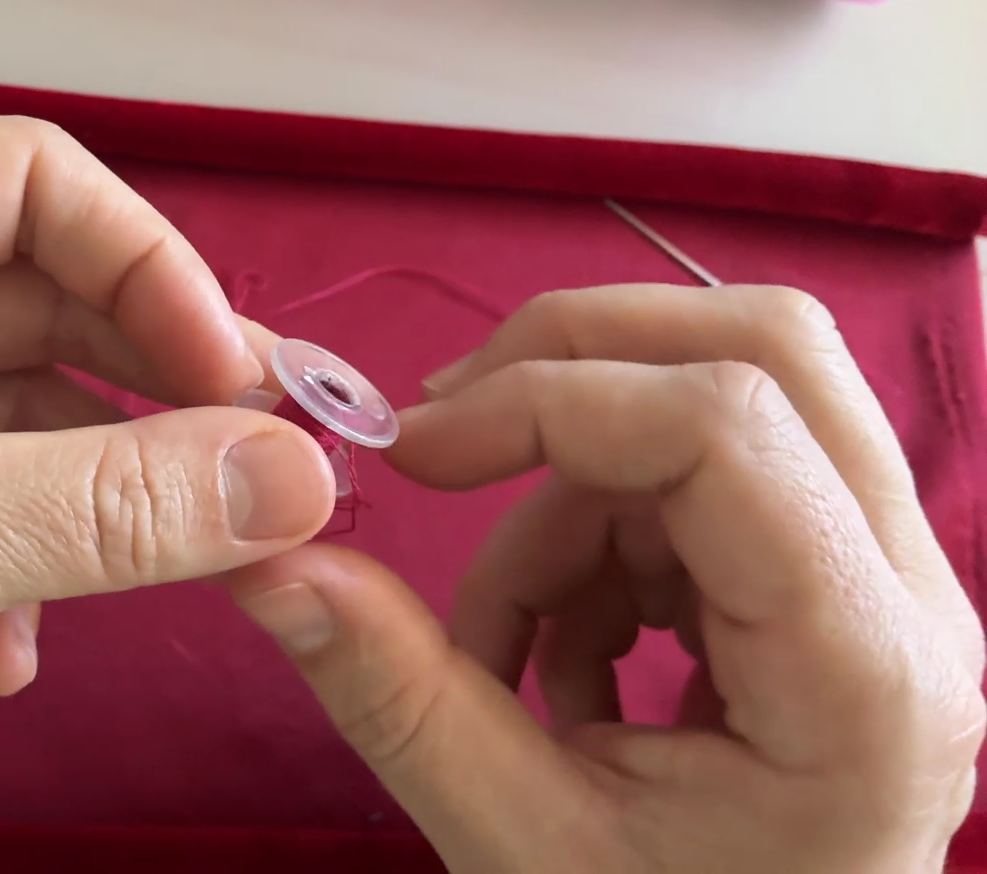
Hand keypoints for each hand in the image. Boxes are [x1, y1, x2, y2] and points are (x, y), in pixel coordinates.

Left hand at [0, 116, 336, 872]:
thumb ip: (107, 506)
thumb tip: (289, 477)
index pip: (26, 181)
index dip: (143, 263)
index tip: (231, 372)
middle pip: (43, 291)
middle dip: (142, 383)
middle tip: (241, 468)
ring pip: (27, 395)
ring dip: (88, 490)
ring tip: (143, 568)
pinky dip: (21, 553)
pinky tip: (4, 648)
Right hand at [230, 285, 985, 871]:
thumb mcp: (510, 839)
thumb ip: (387, 691)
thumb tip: (267, 565)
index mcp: (864, 674)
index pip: (719, 427)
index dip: (537, 402)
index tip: (408, 451)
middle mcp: (903, 592)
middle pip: (756, 346)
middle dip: (565, 351)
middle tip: (446, 417)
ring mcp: (860, 569)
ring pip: (682, 406)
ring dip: (546, 495)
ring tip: (497, 634)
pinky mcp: (799, 568)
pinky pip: (657, 477)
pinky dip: (565, 531)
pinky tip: (549, 642)